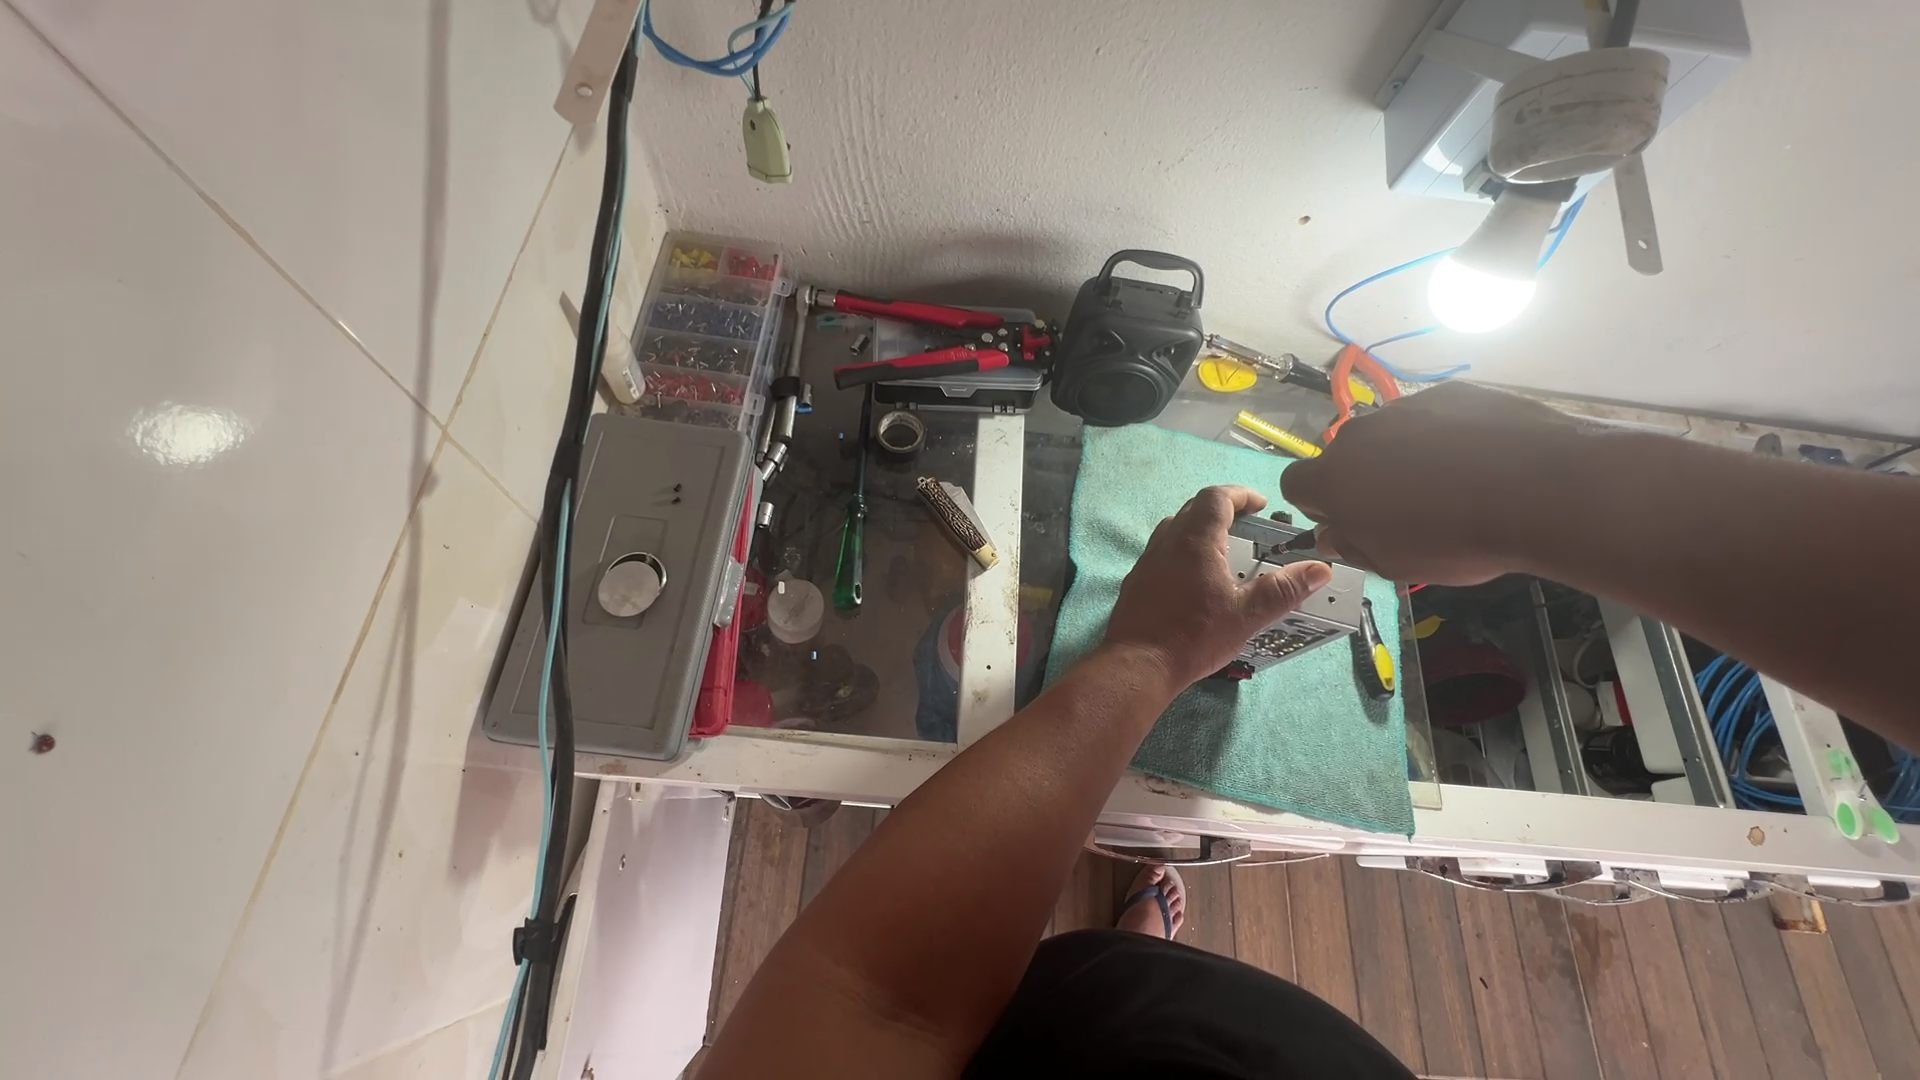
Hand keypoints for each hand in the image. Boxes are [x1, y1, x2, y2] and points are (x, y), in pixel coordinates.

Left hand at [1103, 485, 1332, 688]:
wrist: (1138, 664)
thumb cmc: (1194, 636)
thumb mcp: (1247, 615)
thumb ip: (1283, 590)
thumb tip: (1319, 570)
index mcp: (1195, 541)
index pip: (1216, 498)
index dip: (1240, 495)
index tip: (1260, 504)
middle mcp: (1167, 542)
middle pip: (1194, 509)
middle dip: (1222, 510)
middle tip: (1247, 527)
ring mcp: (1147, 560)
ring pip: (1174, 530)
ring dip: (1199, 530)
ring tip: (1224, 552)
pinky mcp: (1137, 580)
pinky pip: (1162, 552)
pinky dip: (1183, 552)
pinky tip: (1195, 579)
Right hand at [1280, 382, 1584, 584]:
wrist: (1544, 488)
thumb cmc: (1454, 538)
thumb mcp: (1392, 565)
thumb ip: (1351, 547)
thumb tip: (1332, 535)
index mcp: (1331, 479)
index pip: (1295, 484)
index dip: (1317, 505)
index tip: (1348, 522)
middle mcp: (1357, 434)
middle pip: (1345, 456)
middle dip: (1364, 479)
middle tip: (1406, 510)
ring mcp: (1406, 407)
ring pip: (1391, 436)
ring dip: (1405, 457)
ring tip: (1454, 486)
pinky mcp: (1453, 393)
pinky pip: (1436, 417)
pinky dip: (1448, 437)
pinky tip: (1484, 461)